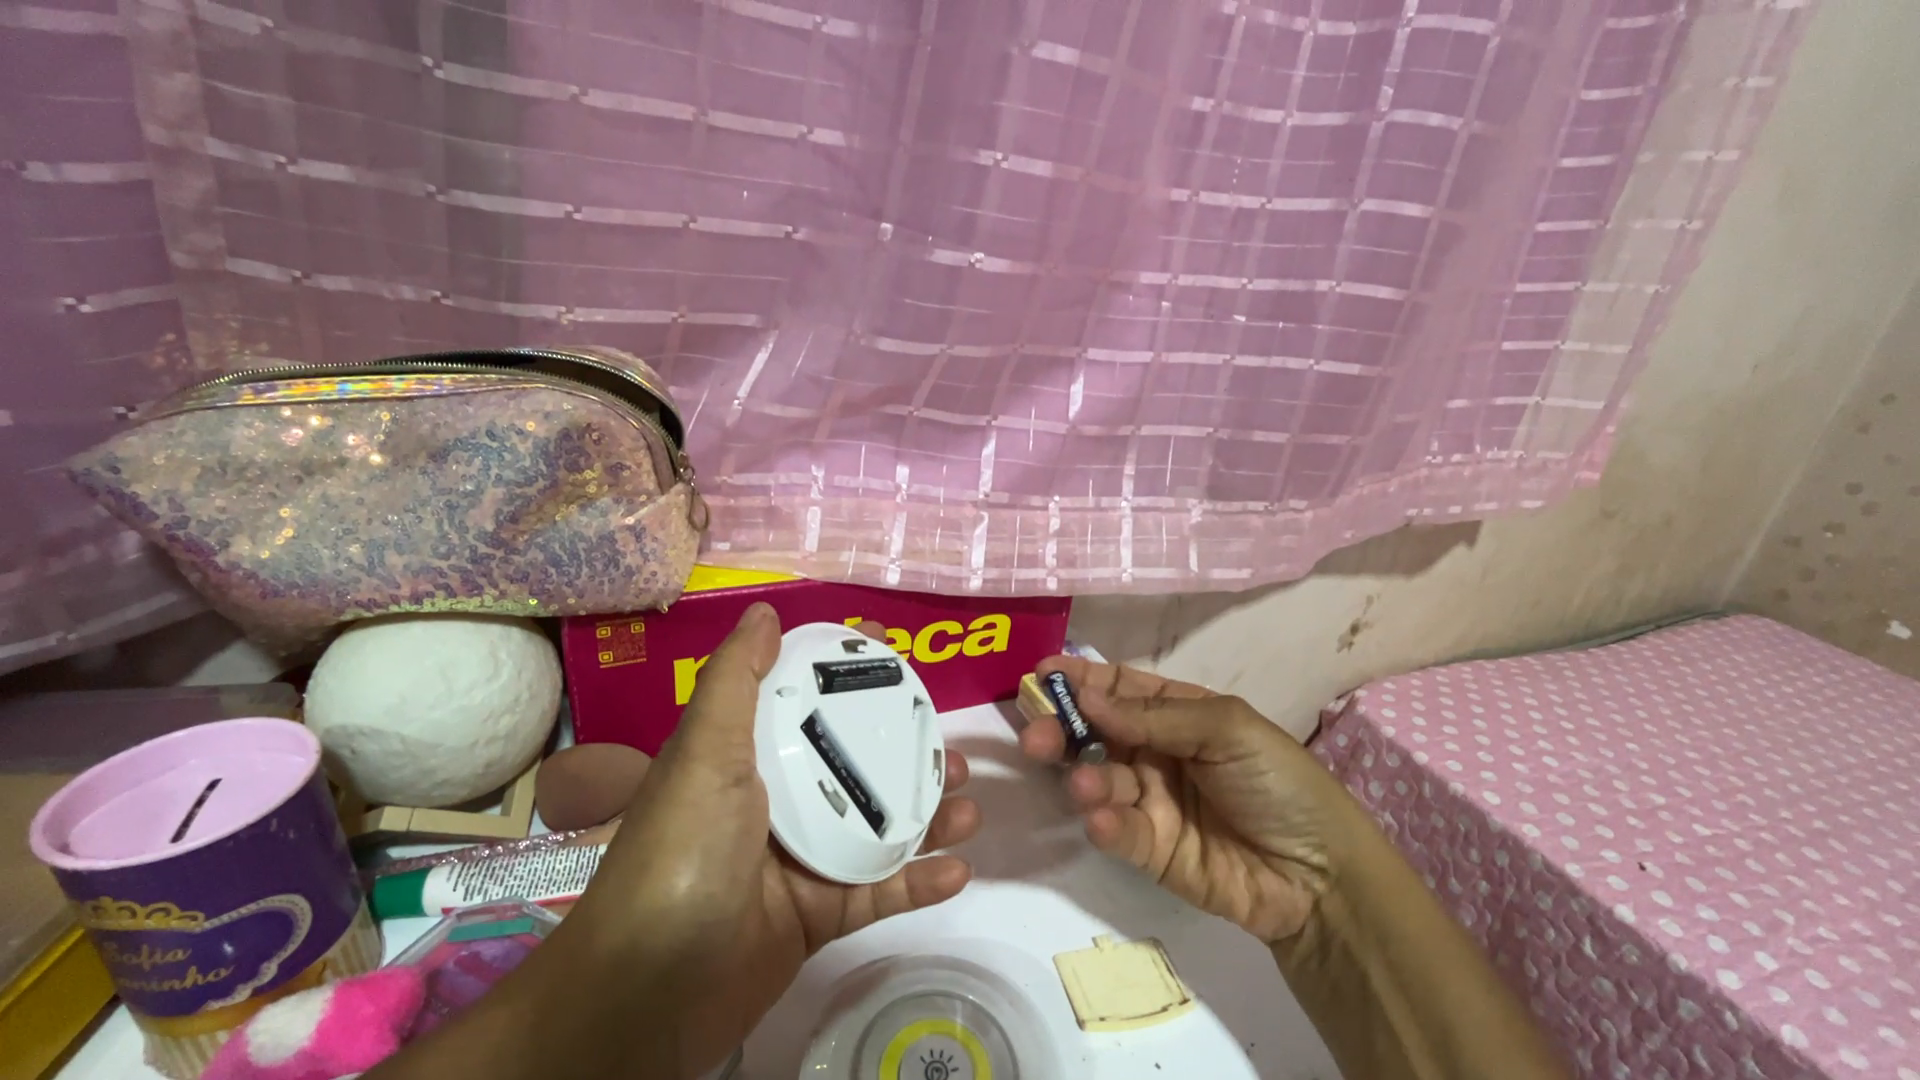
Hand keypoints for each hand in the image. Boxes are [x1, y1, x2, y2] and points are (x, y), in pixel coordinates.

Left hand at [564, 605, 980, 1078]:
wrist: (652, 987)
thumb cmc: (682, 849)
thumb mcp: (704, 752)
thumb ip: (736, 682)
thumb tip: (765, 611)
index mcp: (749, 758)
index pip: (806, 701)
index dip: (847, 673)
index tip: (894, 648)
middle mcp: (778, 802)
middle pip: (856, 766)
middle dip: (907, 753)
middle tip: (951, 745)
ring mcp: (802, 861)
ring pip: (879, 828)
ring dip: (927, 817)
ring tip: (967, 805)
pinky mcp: (819, 915)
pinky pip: (879, 893)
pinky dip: (919, 883)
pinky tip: (957, 871)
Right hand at [1021, 657, 1363, 941]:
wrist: (1320, 874)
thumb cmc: (1279, 782)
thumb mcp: (1227, 728)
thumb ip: (1155, 715)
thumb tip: (1088, 699)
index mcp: (1179, 714)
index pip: (1120, 689)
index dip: (1082, 680)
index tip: (1042, 674)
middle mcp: (1156, 752)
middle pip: (1096, 734)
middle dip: (1062, 730)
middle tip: (1034, 735)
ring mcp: (1150, 801)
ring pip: (1099, 779)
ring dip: (1083, 777)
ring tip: (1084, 782)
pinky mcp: (1148, 849)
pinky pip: (1116, 829)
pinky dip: (1103, 822)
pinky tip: (1102, 818)